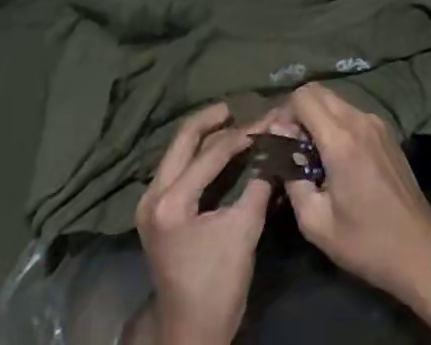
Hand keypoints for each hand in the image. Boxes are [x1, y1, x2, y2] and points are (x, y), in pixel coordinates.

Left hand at [134, 103, 271, 344]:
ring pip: (178, 153)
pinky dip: (200, 155)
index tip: (272, 120)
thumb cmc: (218, 282)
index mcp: (171, 201)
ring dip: (206, 136)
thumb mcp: (245, 228)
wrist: (190, 331)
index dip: (246, 133)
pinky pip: (178, 169)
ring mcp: (150, 205)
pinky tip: (222, 152)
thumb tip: (280, 144)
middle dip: (214, 120)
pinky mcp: (156, 214)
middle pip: (183, 140)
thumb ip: (262, 180)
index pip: (213, 152)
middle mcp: (153, 196)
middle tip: (242, 108)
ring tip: (236, 125)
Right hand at [281, 85, 430, 303]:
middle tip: (288, 147)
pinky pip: (353, 115)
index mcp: (342, 138)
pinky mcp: (387, 133)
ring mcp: (378, 124)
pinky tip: (332, 159)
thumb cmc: (365, 241)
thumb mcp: (316, 221)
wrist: (418, 248)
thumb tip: (281, 150)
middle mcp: (361, 120)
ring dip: (317, 119)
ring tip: (308, 156)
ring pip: (337, 102)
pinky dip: (335, 126)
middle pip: (320, 92)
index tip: (277, 141)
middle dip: (298, 113)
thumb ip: (293, 178)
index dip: (283, 113)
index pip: (304, 96)